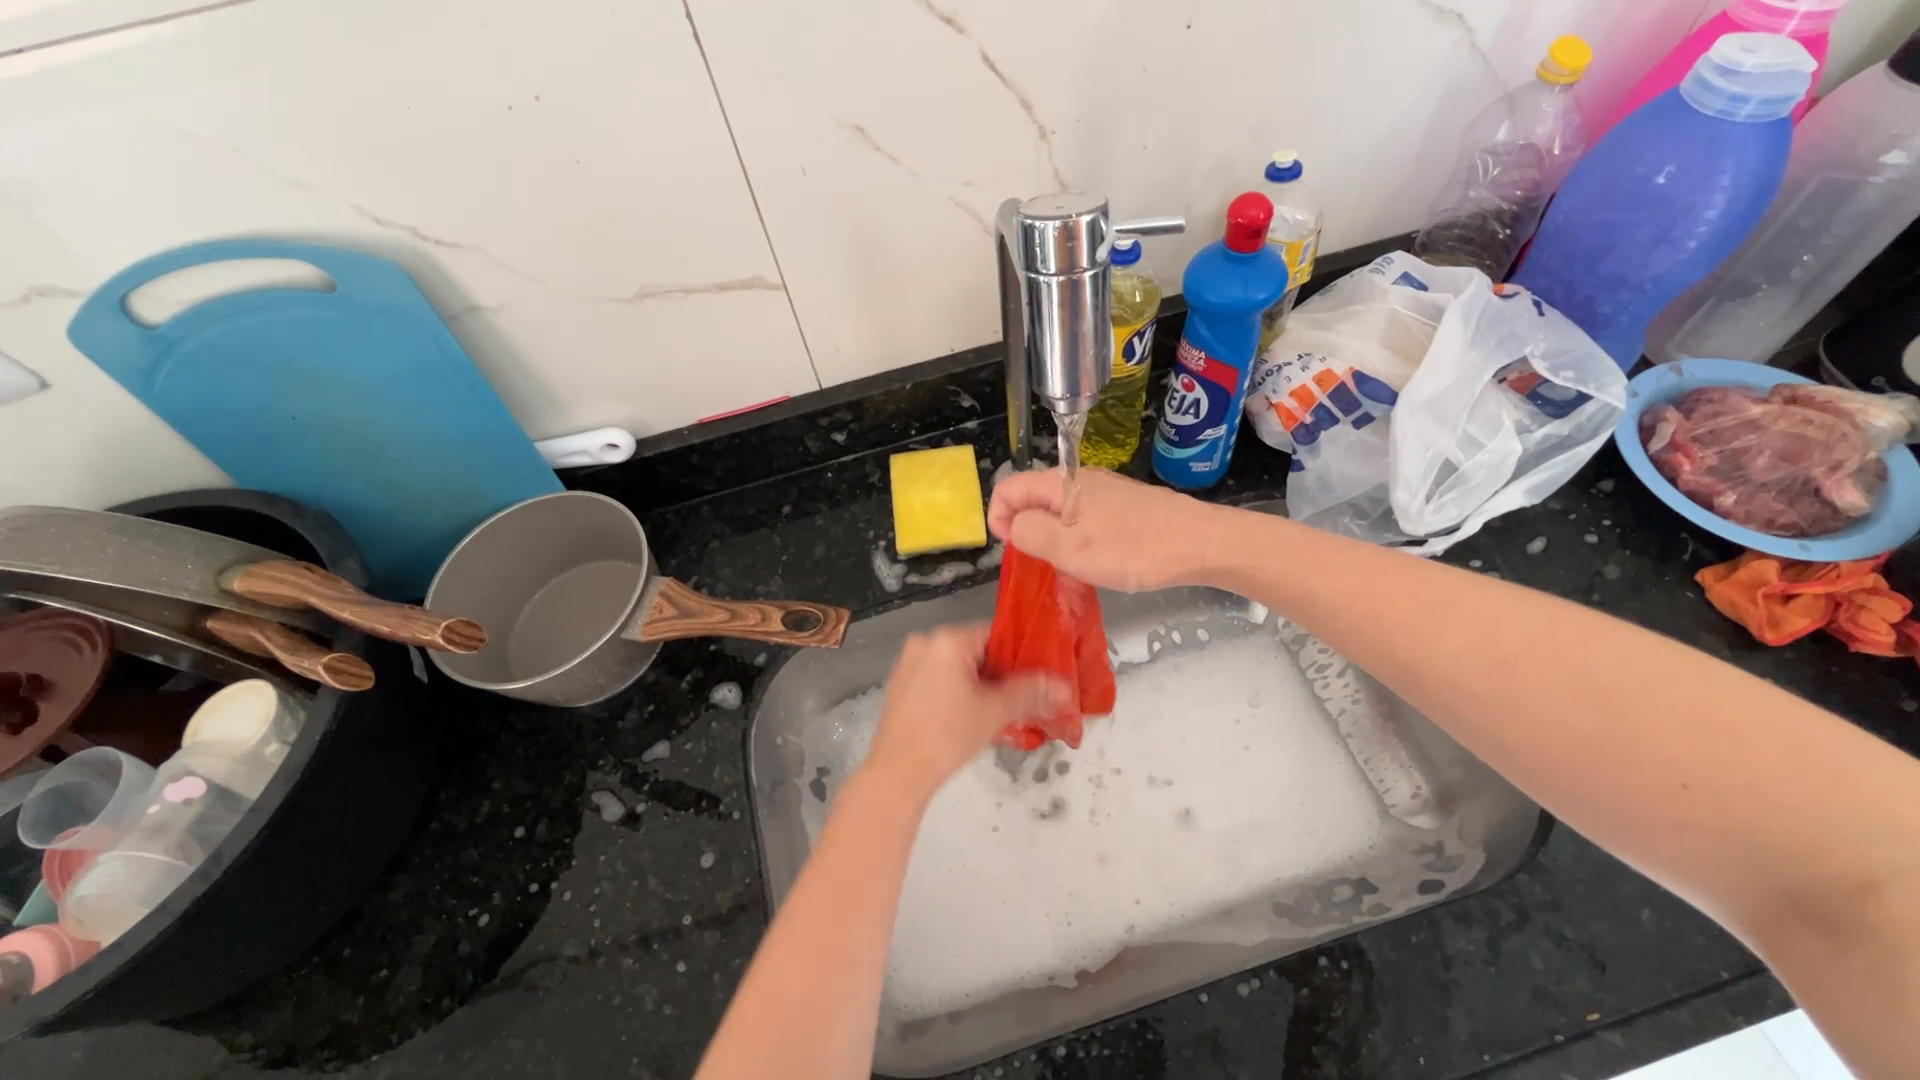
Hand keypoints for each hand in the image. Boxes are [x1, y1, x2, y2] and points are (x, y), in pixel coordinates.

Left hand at [864, 623, 1066, 794]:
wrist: (897, 773)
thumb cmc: (947, 736)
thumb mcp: (994, 713)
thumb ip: (1030, 694)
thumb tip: (1064, 687)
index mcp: (946, 640)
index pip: (995, 635)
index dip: (1019, 656)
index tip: (1036, 678)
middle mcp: (924, 643)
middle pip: (975, 651)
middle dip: (1000, 675)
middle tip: (1022, 700)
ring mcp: (908, 664)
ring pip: (957, 668)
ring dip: (980, 687)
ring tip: (1001, 714)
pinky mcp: (901, 686)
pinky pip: (939, 680)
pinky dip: (958, 693)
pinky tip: (971, 719)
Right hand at [987, 467, 1218, 591]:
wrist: (1201, 544)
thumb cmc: (1133, 549)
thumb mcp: (1070, 549)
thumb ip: (1030, 533)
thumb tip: (1013, 524)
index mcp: (1061, 483)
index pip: (1008, 488)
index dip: (997, 517)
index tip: (1010, 551)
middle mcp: (1080, 479)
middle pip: (1033, 499)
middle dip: (1027, 531)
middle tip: (1042, 566)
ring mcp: (1105, 492)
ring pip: (1060, 512)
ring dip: (1054, 540)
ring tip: (1071, 569)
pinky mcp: (1124, 507)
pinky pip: (1085, 520)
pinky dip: (1079, 541)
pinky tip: (1098, 563)